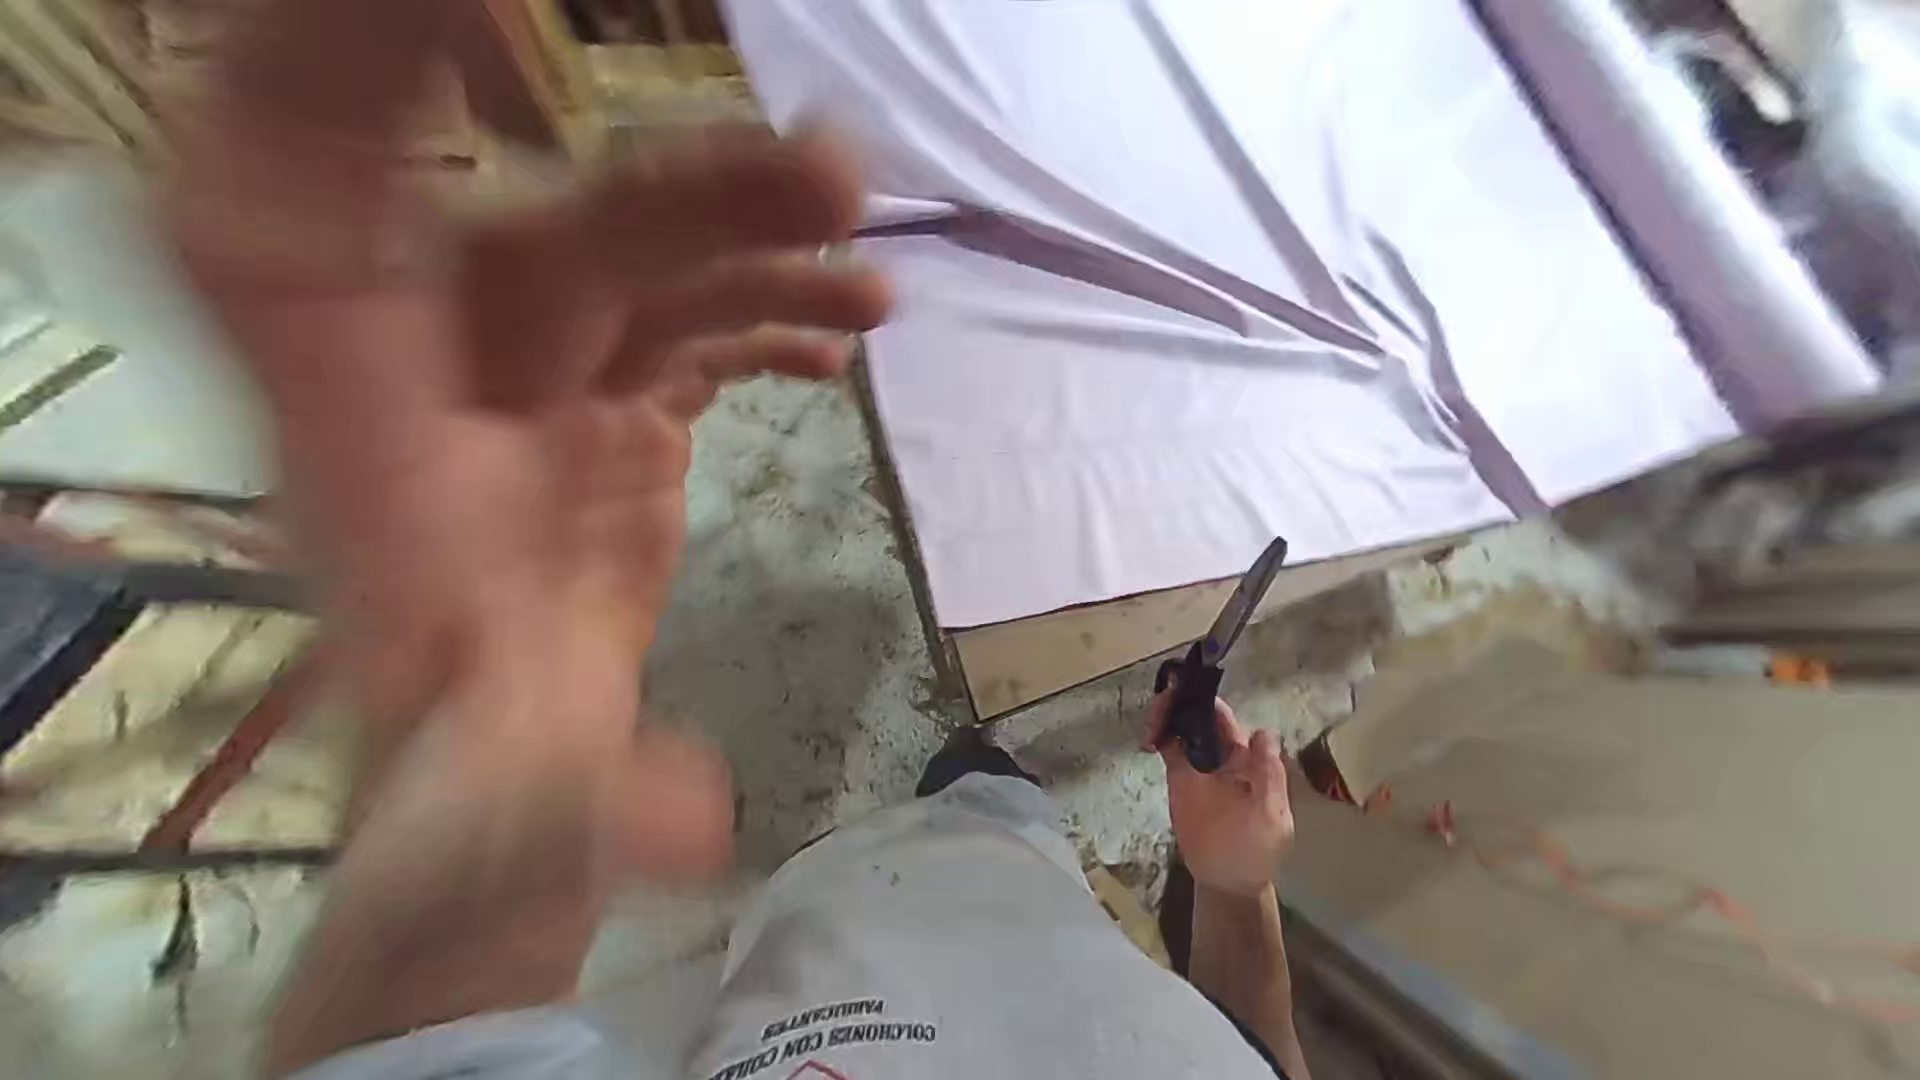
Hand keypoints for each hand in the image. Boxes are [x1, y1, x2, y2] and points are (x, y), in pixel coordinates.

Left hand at [162, 0, 887, 878]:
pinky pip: (700, 336)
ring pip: (666, 281)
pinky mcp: (622, 413)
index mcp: (377, 444)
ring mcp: (552, 389)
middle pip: (583, 240)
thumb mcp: (499, 796)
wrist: (516, 765)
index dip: (349, 76)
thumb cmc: (483, 780)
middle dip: (714, 204)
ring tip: (873, 291)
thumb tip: (678, 826)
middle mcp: (458, 381)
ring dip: (774, 271)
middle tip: (844, 188)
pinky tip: (837, 346)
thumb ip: (552, 788)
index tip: (463, 5)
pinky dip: (771, 327)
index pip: (301, 206)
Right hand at [1143, 694, 1294, 896]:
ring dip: (1164, 715)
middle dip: (1178, 702)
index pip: (1225, 720)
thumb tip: (1263, 732)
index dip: (1206, 702)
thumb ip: (1269, 775)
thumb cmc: (1257, 849)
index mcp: (1246, 757)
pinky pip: (1167, 747)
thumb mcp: (1272, 815)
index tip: (1186, 694)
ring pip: (1179, 726)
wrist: (1227, 879)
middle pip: (1197, 715)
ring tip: (1152, 723)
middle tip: (1161, 704)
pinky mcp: (1178, 776)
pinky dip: (1156, 736)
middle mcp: (1220, 753)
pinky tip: (1148, 739)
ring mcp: (1197, 763)